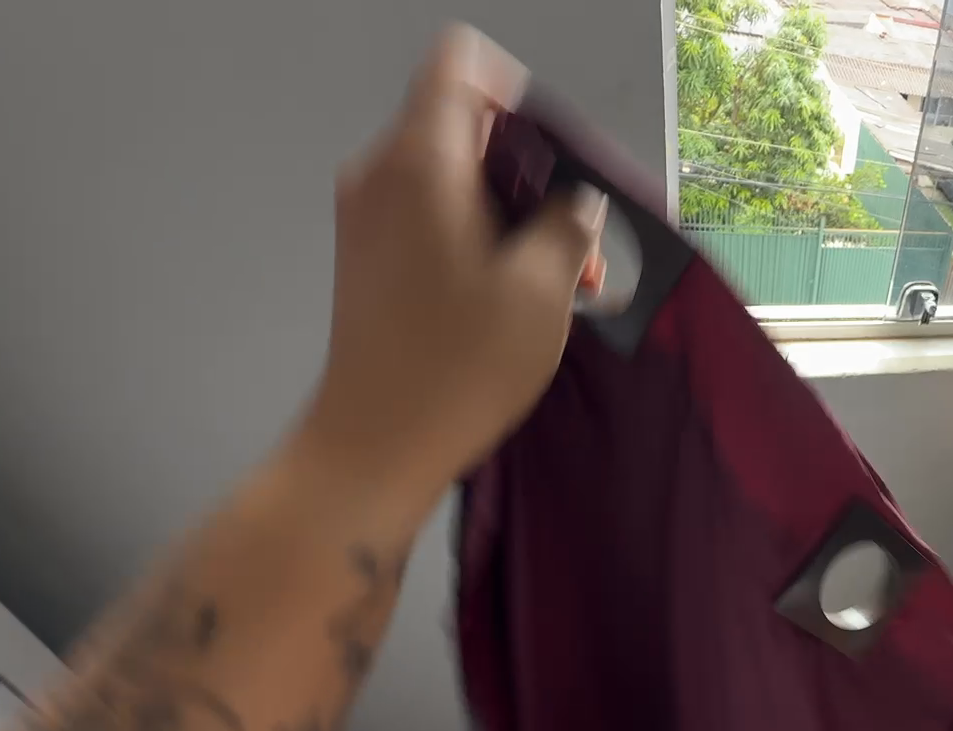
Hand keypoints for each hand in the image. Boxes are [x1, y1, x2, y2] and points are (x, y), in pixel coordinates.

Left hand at [298, 24, 604, 520]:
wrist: (380, 439)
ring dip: (519, 222)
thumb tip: (577, 203)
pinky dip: (487, 243)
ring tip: (561, 287)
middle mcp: (384, 175)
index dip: (520, 99)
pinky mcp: (375, 256)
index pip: (462, 69)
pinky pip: (439, 219)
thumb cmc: (462, 363)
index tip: (561, 164)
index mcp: (422, 164)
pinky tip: (518, 298)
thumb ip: (569, 229)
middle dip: (537, 183)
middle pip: (468, 132)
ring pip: (460, 182)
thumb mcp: (542, 291)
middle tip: (581, 253)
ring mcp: (371, 216)